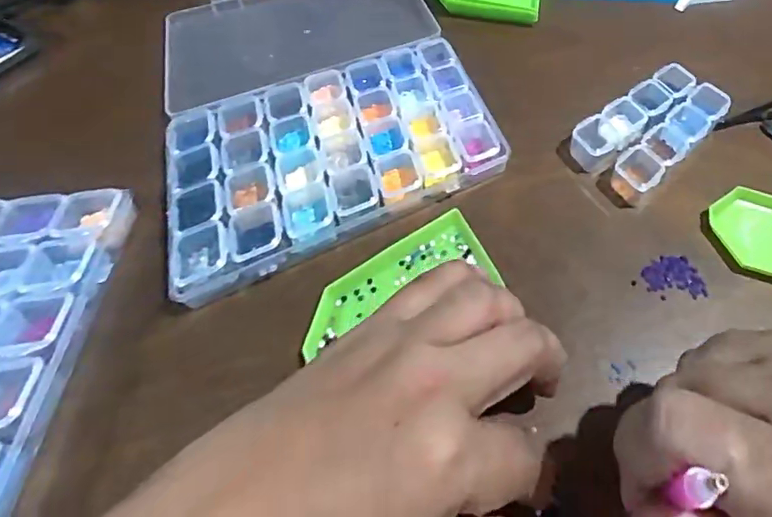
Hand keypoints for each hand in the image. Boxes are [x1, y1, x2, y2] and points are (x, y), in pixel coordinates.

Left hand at [108, 261, 565, 516]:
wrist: (223, 512)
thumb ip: (465, 495)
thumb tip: (503, 476)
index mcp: (447, 455)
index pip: (525, 456)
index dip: (536, 474)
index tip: (531, 481)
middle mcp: (437, 379)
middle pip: (524, 342)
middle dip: (549, 362)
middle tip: (544, 386)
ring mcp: (402, 338)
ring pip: (485, 293)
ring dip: (511, 312)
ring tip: (512, 336)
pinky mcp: (370, 321)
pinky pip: (434, 278)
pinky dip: (465, 283)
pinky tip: (465, 307)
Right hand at [615, 330, 771, 516]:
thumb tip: (667, 507)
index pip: (671, 421)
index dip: (634, 459)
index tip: (643, 502)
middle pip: (677, 381)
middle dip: (655, 435)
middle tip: (672, 488)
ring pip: (700, 354)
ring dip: (687, 402)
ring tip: (708, 450)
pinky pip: (737, 341)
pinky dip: (718, 376)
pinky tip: (742, 415)